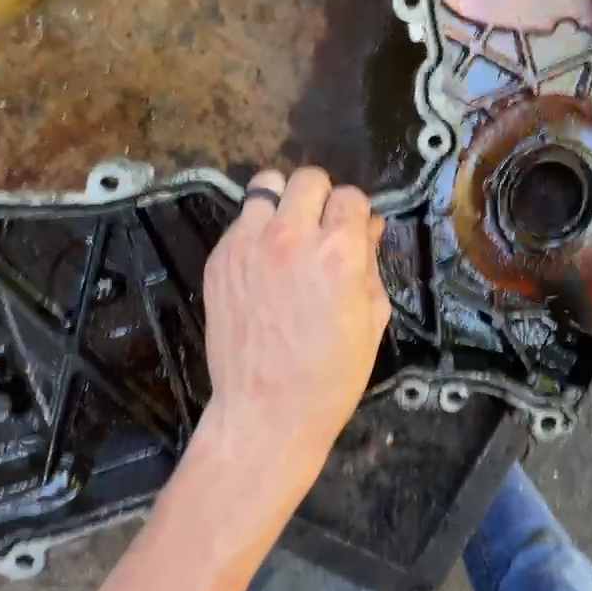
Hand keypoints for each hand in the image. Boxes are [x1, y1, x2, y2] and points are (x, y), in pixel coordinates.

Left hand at [201, 167, 390, 465]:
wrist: (266, 413)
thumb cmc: (332, 375)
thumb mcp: (372, 318)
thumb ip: (370, 262)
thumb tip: (368, 226)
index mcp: (338, 252)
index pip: (350, 195)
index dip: (355, 212)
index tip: (352, 231)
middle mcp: (292, 236)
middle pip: (308, 178)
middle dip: (321, 197)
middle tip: (321, 228)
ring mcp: (248, 245)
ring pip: (266, 185)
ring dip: (282, 204)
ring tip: (286, 234)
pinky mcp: (219, 259)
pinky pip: (240, 221)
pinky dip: (255, 231)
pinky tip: (262, 264)